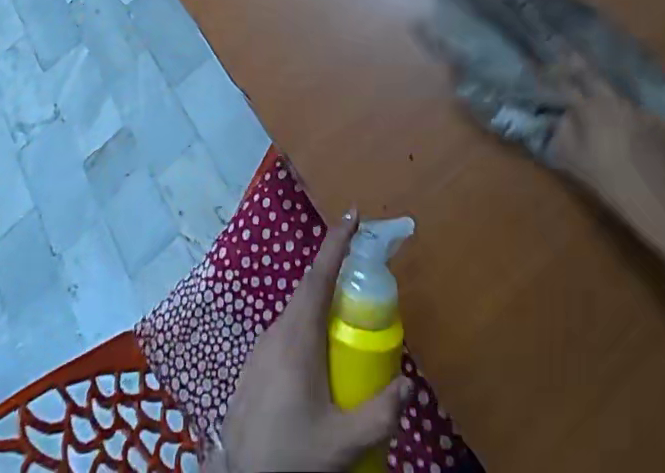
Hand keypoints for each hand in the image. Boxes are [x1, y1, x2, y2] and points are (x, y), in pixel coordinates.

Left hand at [211, 210, 411, 472]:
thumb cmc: (292, 452)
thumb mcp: (343, 441)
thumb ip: (381, 413)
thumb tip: (408, 384)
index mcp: (297, 337)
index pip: (318, 277)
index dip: (335, 244)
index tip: (351, 214)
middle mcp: (276, 332)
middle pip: (310, 292)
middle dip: (337, 277)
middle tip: (365, 279)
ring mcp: (262, 347)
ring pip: (298, 315)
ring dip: (324, 311)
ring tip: (350, 330)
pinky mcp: (257, 364)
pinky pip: (288, 334)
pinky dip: (310, 332)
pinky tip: (323, 364)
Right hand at [543, 54, 664, 259]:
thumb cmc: (610, 184)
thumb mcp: (572, 161)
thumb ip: (563, 131)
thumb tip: (566, 115)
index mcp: (592, 110)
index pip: (567, 84)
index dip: (552, 72)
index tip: (540, 60)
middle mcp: (618, 103)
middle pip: (595, 77)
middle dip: (578, 63)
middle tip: (567, 49)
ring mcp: (646, 113)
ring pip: (619, 100)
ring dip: (607, 99)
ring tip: (601, 109)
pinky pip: (640, 117)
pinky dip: (631, 121)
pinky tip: (631, 139)